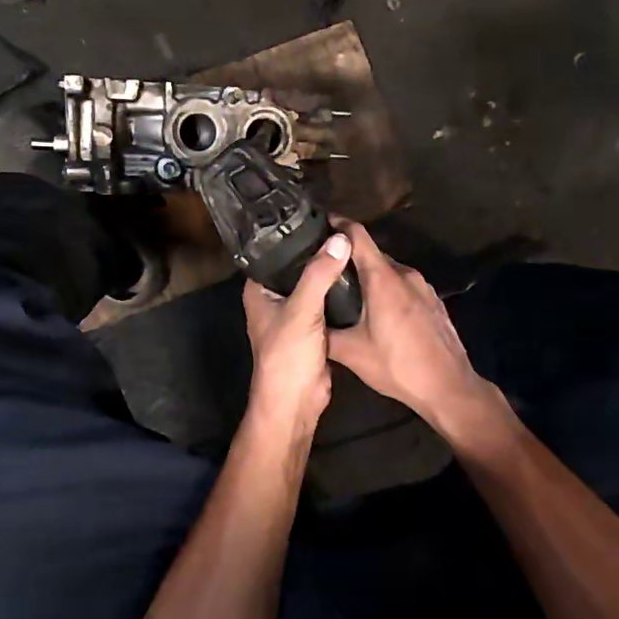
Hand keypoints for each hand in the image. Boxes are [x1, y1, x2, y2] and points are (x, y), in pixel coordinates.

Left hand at [240, 232, 353, 431]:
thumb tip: (341, 238)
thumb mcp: (302, 310)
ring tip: (355, 246)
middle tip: (346, 229)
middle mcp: (274, 298)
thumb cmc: (286, 355)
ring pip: (314, 284)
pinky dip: (340, 292)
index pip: (274, 252)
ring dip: (331, 271)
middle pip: (297, 267)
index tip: (321, 216)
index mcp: (259, 291)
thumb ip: (319, 274)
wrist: (296, 402)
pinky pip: (327, 302)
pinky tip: (359, 276)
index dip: (294, 235)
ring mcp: (294, 314)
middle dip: (319, 251)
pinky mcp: (314, 328)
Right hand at [326, 222, 497, 426]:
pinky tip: (378, 312)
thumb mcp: (352, 354)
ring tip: (347, 292)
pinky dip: (388, 290)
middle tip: (325, 269)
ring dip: (369, 277)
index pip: (358, 235)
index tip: (320, 223)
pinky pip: (405, 287)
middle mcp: (405, 275)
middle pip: (373, 254)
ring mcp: (424, 287)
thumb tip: (304, 324)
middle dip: (349, 258)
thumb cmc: (398, 366)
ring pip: (390, 272)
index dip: (338, 224)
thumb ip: (325, 333)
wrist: (448, 386)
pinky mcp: (434, 301)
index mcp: (383, 279)